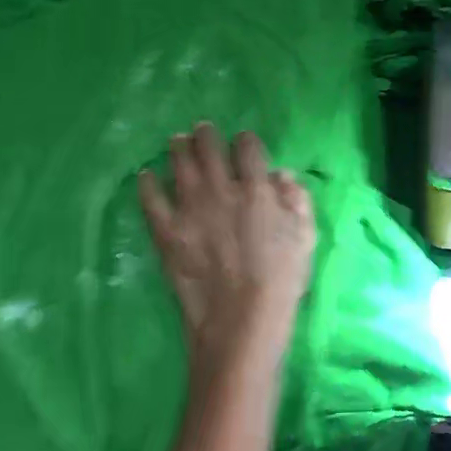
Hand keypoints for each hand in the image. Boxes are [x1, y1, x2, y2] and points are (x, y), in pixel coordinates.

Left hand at [139, 123, 315, 367]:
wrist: (241, 320)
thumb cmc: (281, 282)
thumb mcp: (306, 239)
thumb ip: (297, 201)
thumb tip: (282, 175)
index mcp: (256, 189)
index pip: (248, 148)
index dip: (245, 141)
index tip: (243, 143)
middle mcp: (220, 189)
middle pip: (209, 147)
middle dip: (205, 135)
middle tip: (201, 131)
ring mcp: (189, 208)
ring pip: (179, 164)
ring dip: (178, 148)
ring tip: (176, 141)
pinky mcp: (166, 231)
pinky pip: (150, 199)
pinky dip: (147, 184)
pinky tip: (145, 176)